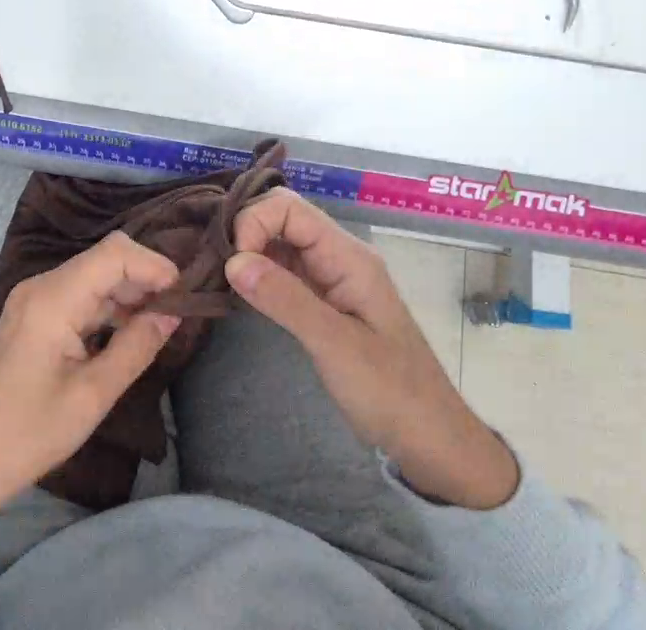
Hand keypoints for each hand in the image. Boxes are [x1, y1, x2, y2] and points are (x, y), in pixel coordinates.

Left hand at [0, 232, 182, 560]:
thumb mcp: (94, 394)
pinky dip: (109, 307)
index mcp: (52, 299)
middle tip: (179, 314)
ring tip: (161, 325)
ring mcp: (34, 299)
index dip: (154, 266)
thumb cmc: (33, 432)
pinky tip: (131, 332)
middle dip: (146, 279)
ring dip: (129, 294)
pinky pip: (80, 296)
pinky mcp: (34, 316)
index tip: (185, 297)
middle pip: (105, 259)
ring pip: (95, 276)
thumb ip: (137, 346)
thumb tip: (174, 312)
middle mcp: (41, 286)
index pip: (114, 253)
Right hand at [226, 191, 518, 509]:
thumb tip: (232, 260)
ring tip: (216, 280)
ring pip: (278, 245)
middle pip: (281, 219)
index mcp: (348, 257)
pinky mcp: (321, 302)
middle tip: (215, 271)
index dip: (253, 222)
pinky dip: (256, 276)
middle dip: (244, 233)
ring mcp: (329, 279)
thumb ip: (285, 299)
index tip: (231, 263)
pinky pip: (282, 273)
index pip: (289, 208)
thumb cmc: (390, 391)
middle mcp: (337, 258)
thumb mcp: (336, 345)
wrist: (429, 438)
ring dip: (246, 254)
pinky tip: (235, 293)